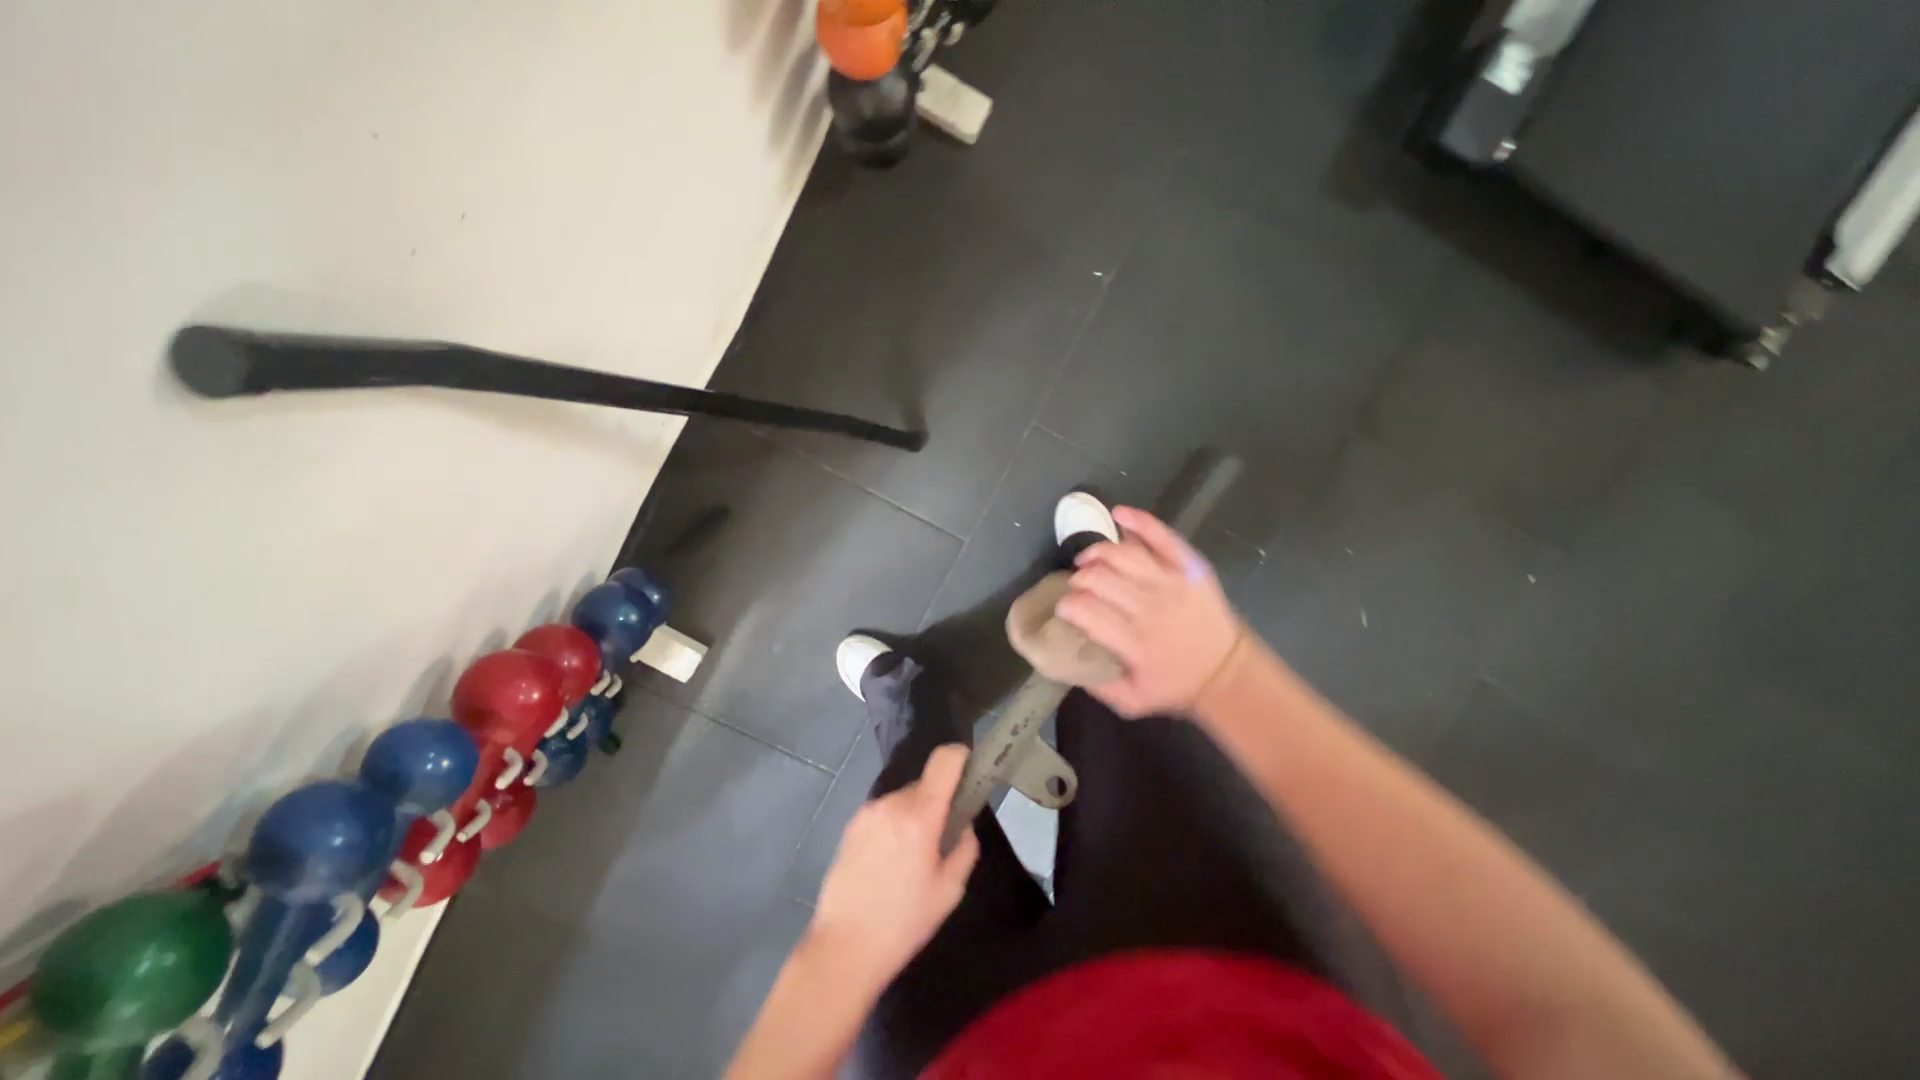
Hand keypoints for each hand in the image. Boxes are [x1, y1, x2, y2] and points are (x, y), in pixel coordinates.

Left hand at [810, 744, 979, 987]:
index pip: (944, 760)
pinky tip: (890, 866)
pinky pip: (882, 816)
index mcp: (919, 815)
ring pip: (902, 802)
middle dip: (938, 804)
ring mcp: (865, 814)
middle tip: (943, 841)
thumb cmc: (904, 921)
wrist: (845, 947)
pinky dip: (893, 828)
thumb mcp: (950, 890)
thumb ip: (964, 847)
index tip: (972, 773)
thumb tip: (962, 824)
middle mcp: (890, 804)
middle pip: (924, 785)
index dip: (961, 758)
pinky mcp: (849, 828)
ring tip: (913, 861)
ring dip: (914, 817)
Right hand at [1057, 506, 1243, 717]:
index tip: (1064, 609)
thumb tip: (1061, 659)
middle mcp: (1151, 607)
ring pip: (1123, 554)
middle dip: (1079, 580)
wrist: (1225, 672)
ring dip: (1097, 553)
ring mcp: (1171, 583)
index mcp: (1134, 642)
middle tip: (1078, 589)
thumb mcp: (1131, 702)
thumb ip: (1095, 684)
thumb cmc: (1174, 686)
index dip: (1067, 604)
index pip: (1086, 610)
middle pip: (1099, 578)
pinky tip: (1117, 515)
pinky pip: (1162, 535)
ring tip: (1088, 561)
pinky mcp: (1189, 567)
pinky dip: (1138, 521)